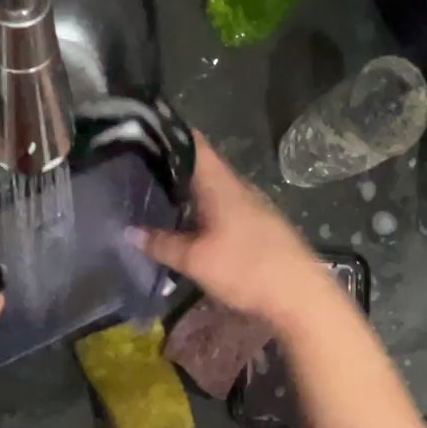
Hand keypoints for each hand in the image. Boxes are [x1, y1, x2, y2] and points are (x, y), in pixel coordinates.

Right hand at [133, 138, 338, 331]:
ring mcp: (247, 206)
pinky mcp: (253, 226)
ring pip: (208, 189)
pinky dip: (196, 211)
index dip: (165, 133)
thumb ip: (162, 244)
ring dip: (183, 192)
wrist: (297, 294)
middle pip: (198, 166)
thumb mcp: (195, 260)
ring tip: (149, 198)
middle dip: (168, 166)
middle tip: (132, 171)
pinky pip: (217, 208)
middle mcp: (235, 186)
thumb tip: (129, 232)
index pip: (191, 142)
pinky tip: (182, 225)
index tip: (137, 133)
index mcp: (220, 183)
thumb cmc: (245, 268)